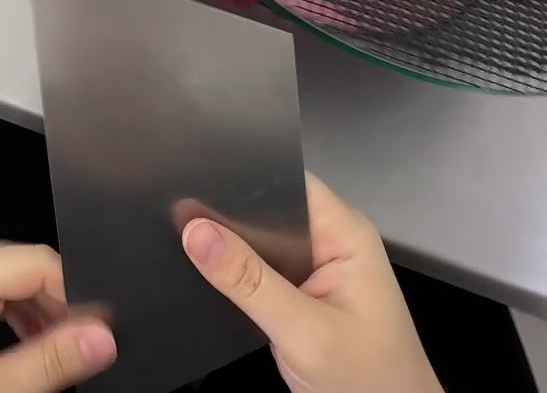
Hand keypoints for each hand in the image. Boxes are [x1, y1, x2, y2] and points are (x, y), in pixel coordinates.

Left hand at [0, 241, 116, 392]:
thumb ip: (53, 360)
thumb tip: (102, 335)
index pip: (40, 261)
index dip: (76, 295)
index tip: (99, 331)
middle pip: (23, 267)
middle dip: (56, 307)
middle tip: (81, 351)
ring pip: (6, 278)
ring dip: (34, 314)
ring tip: (54, 358)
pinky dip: (8, 315)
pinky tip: (22, 349)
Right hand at [181, 174, 441, 392]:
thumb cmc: (370, 383)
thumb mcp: (305, 333)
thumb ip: (249, 282)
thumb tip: (195, 231)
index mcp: (344, 232)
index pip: (284, 178)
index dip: (240, 175)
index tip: (192, 178)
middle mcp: (329, 239)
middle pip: (266, 204)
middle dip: (225, 209)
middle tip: (176, 208)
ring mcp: (312, 265)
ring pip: (257, 235)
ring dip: (227, 239)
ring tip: (179, 230)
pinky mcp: (297, 290)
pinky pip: (256, 263)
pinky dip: (232, 266)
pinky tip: (202, 265)